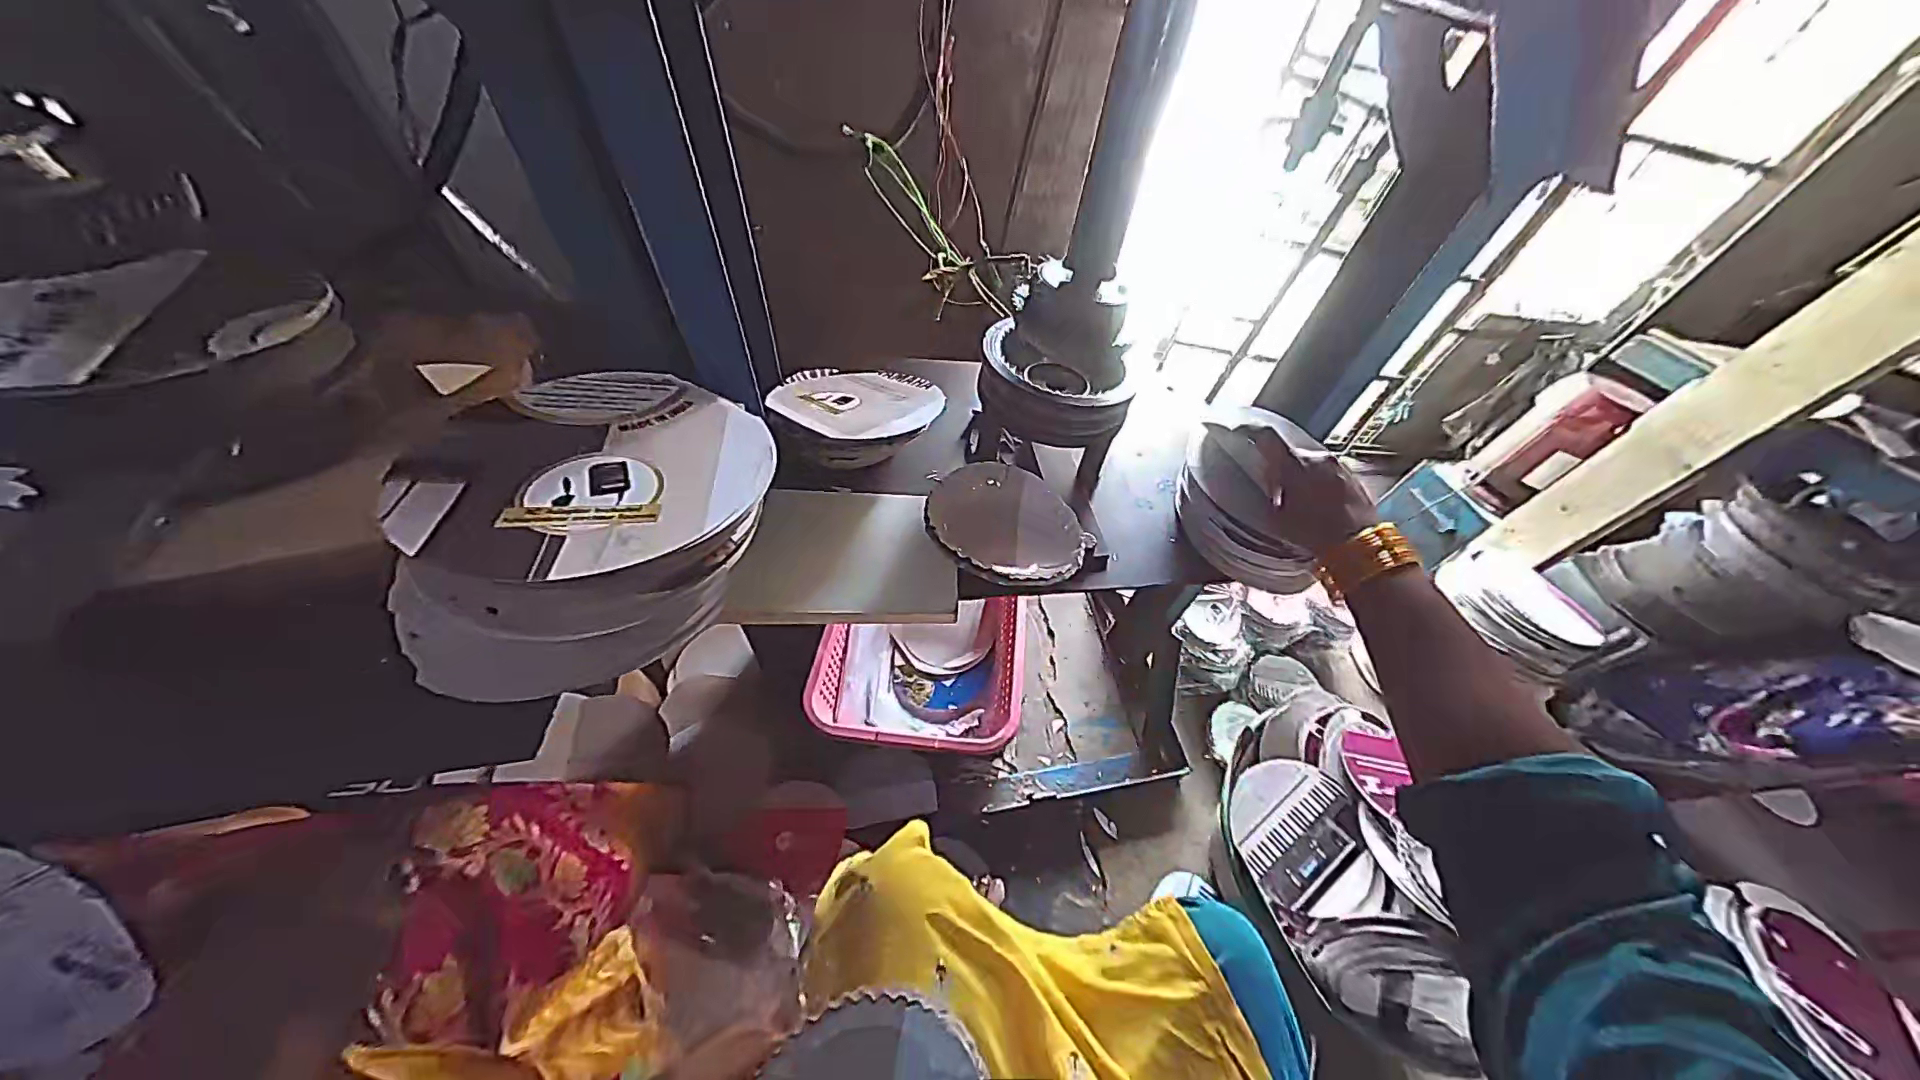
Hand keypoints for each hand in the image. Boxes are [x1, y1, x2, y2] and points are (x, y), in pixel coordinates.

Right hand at [1242, 426, 1378, 557]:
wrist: (1359, 546)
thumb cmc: (1315, 534)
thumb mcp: (1277, 518)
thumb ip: (1267, 494)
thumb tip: (1265, 485)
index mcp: (1295, 465)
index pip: (1267, 437)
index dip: (1250, 433)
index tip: (1240, 433)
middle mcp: (1319, 458)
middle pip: (1290, 452)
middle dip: (1277, 465)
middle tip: (1269, 484)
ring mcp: (1339, 466)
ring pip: (1309, 462)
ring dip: (1298, 474)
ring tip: (1293, 497)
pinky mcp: (1353, 477)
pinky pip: (1326, 472)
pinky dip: (1315, 481)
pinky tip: (1314, 501)